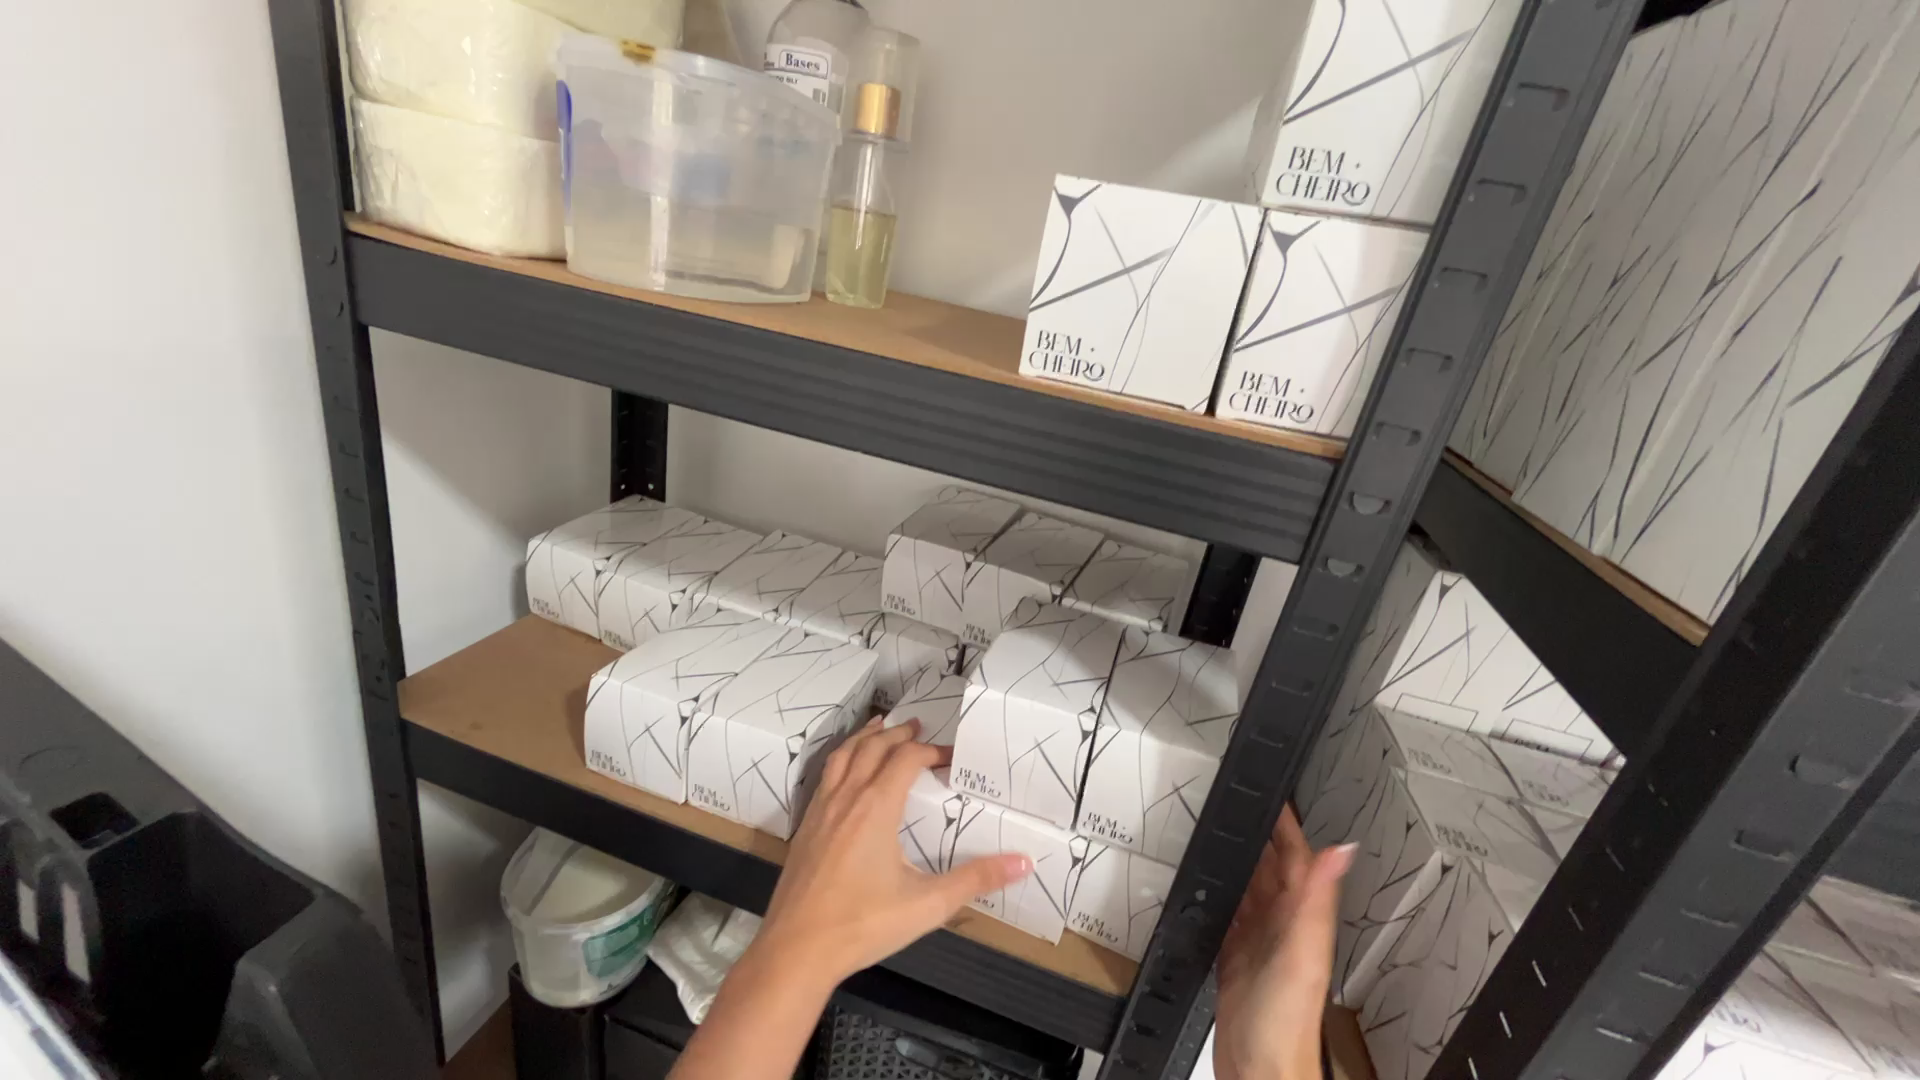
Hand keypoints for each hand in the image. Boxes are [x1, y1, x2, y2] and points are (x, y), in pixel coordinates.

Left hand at [754, 716, 1032, 985]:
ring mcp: (821, 809)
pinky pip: (826, 774)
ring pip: (843, 755)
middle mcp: (847, 797)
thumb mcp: (928, 905)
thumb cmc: (863, 925)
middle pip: (873, 747)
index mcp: (877, 807)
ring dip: (865, 737)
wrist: (796, 950)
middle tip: (917, 727)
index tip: (951, 757)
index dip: (932, 750)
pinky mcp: (805, 825)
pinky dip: (842, 757)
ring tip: (880, 727)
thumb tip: (1024, 862)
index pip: (907, 758)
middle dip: (898, 733)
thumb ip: (976, 880)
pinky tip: (847, 771)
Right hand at [1213, 806, 1353, 1079]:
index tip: (1271, 797)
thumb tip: (1342, 850)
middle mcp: (1280, 928)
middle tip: (1240, 807)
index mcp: (1301, 920)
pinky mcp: (1233, 959)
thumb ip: (1317, 900)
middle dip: (1258, 838)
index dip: (1285, 827)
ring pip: (1248, 890)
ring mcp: (1256, 944)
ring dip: (1238, 863)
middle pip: (1270, 870)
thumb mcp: (1302, 954)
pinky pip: (1225, 917)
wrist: (1259, 1072)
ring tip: (1222, 835)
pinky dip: (1218, 896)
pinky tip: (1209, 887)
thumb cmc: (1284, 1024)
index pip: (1296, 860)